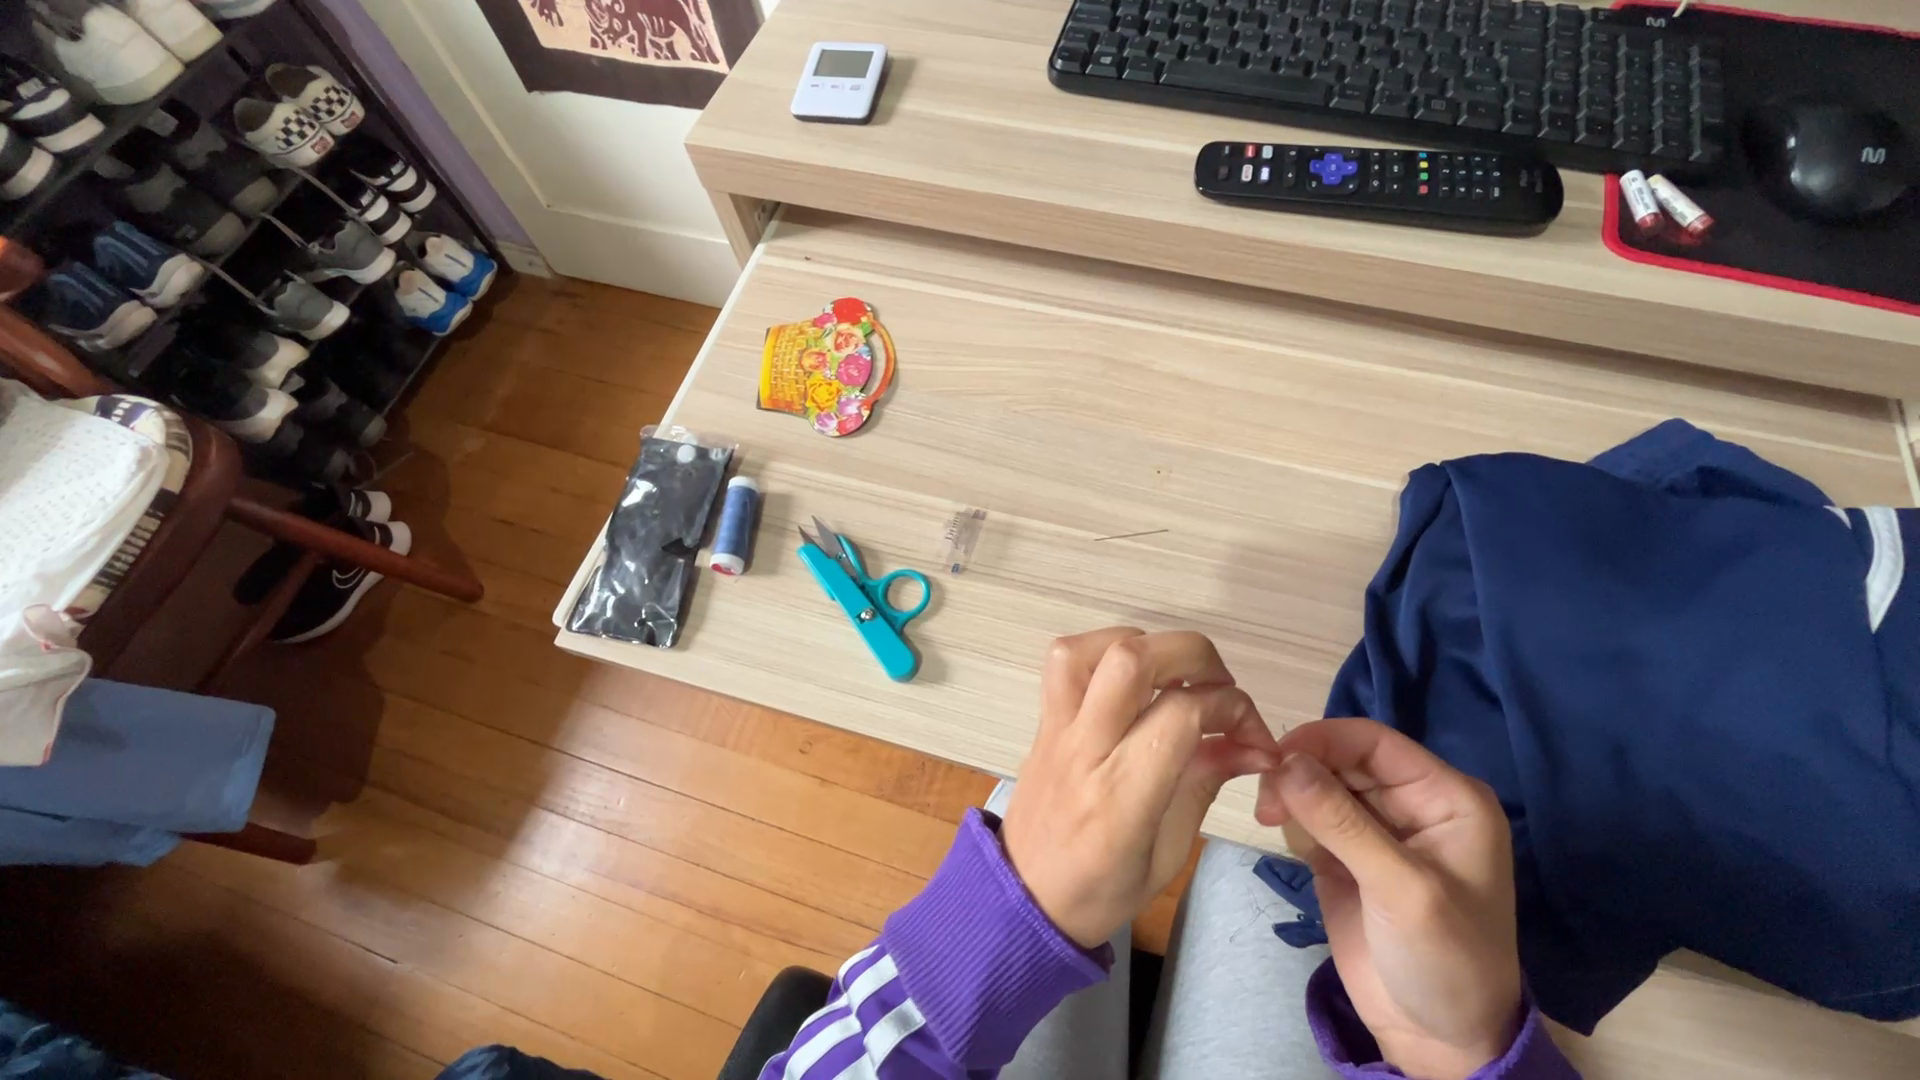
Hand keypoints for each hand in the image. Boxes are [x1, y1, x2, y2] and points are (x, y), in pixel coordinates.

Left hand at [1001, 628, 1281, 948]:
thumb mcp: (1168, 855)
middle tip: (1219, 687)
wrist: (1022, 899)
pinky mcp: (1043, 720)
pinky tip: (1134, 682)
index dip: (1229, 708)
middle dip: (1193, 654)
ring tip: (1173, 678)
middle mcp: (1085, 749)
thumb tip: (1253, 744)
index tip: (1251, 734)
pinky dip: (1105, 650)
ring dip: (1143, 645)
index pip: (1179, 714)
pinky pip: (1064, 662)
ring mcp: (1056, 729)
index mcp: (1121, 796)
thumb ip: (1204, 784)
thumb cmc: (1100, 891)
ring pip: (1089, 649)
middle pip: (1132, 659)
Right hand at [1256, 718, 1522, 1079]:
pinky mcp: (1343, 853)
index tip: (1274, 758)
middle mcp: (1410, 803)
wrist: (1438, 1040)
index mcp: (1444, 798)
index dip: (1322, 740)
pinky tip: (1288, 840)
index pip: (1373, 742)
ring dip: (1289, 793)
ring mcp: (1374, 829)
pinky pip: (1307, 814)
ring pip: (1317, 782)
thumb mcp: (1401, 889)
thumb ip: (1342, 821)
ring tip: (1270, 820)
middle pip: (1340, 757)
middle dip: (1300, 770)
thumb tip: (1283, 761)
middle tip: (1266, 801)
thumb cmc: (1444, 960)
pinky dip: (1290, 818)